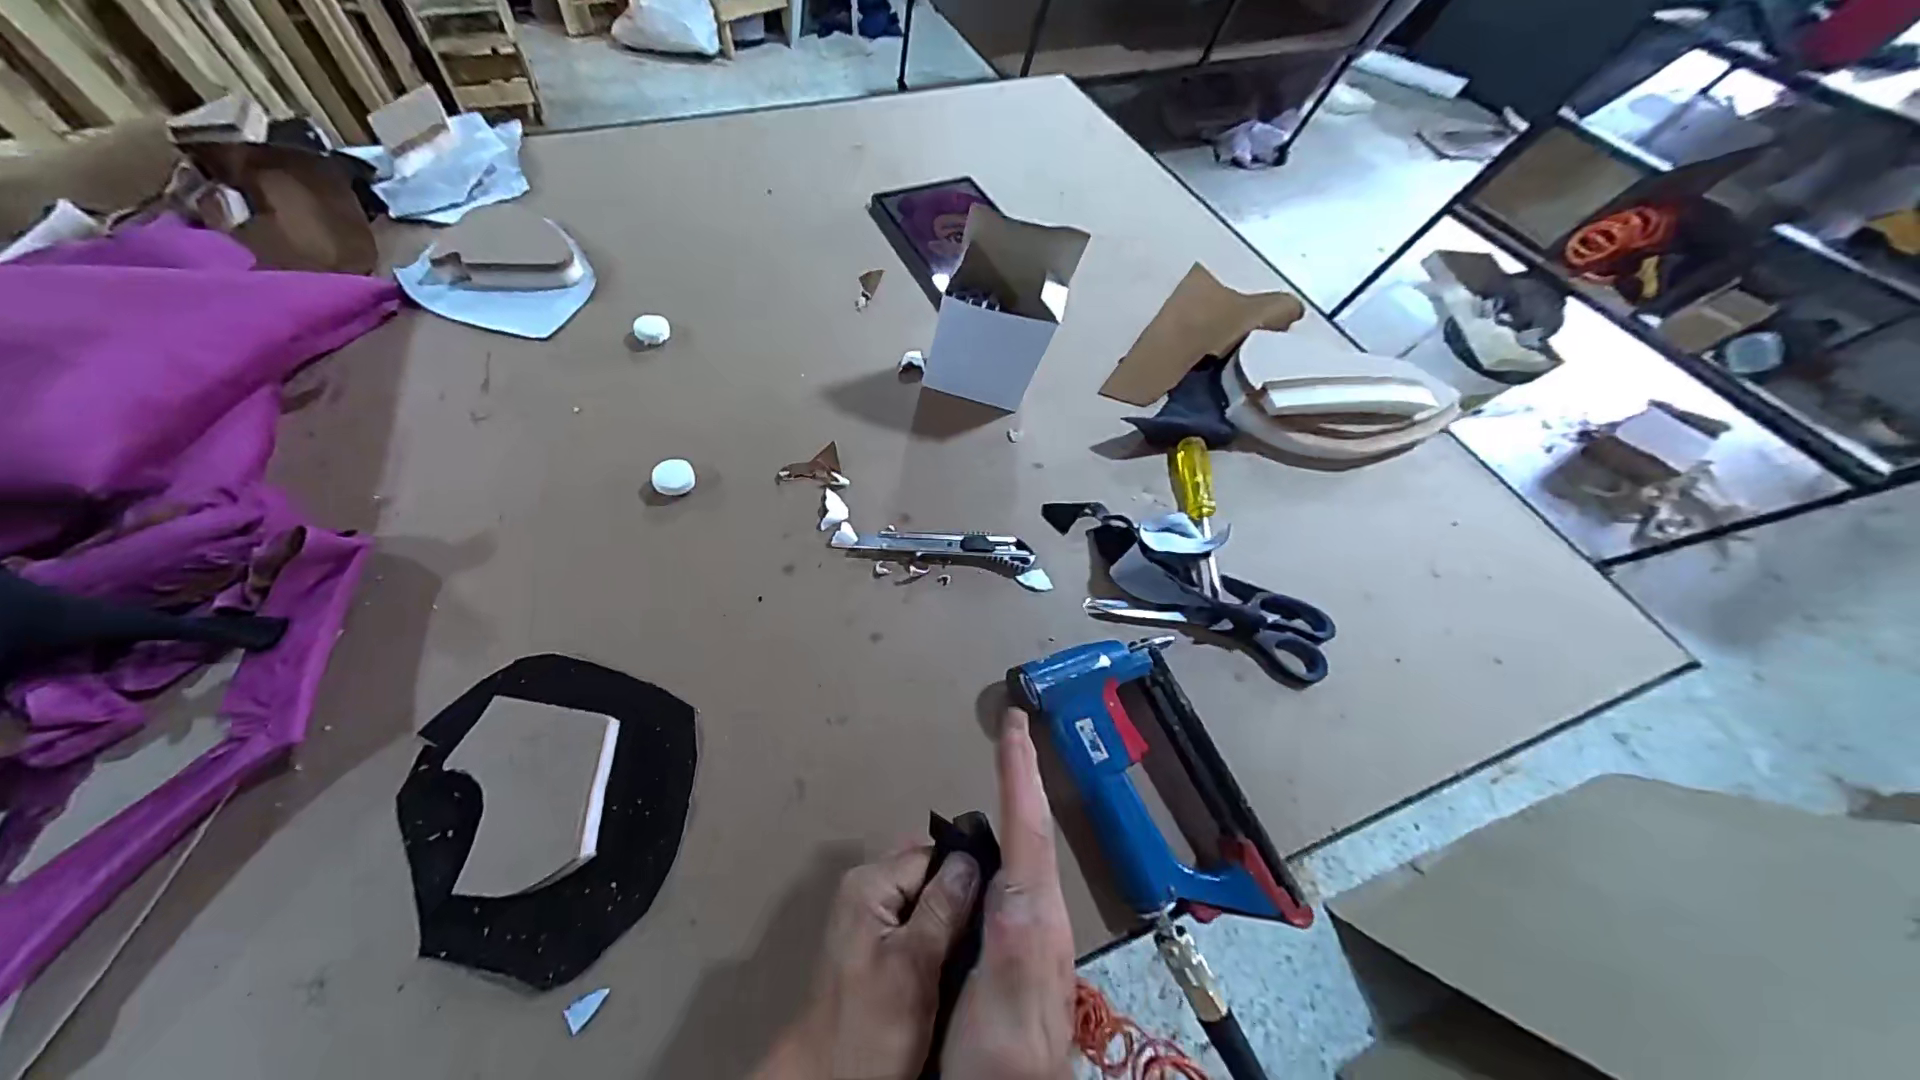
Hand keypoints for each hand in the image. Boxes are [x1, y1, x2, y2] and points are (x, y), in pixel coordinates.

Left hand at [752, 842, 980, 1079]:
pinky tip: (961, 955)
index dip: (968, 873)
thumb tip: (971, 858)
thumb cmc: (868, 1027)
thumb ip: (942, 909)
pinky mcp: (878, 946)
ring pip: (927, 900)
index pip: (932, 855)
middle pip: (929, 874)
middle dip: (962, 894)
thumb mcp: (912, 966)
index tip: (1002, 899)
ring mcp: (871, 918)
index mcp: (869, 884)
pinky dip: (940, 936)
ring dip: (953, 918)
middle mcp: (867, 890)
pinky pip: (919, 923)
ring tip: (983, 938)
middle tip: (996, 921)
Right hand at [942, 708, 1075, 1078]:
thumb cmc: (1002, 1049)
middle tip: (1011, 731)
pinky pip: (1015, 862)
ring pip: (1027, 839)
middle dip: (1024, 772)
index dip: (1021, 770)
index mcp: (1034, 907)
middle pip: (1033, 821)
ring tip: (1007, 763)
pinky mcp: (1017, 936)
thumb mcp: (1008, 988)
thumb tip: (1009, 880)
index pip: (1029, 821)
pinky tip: (996, 833)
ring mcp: (1031, 920)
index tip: (1014, 723)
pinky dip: (1009, 828)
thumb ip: (1013, 935)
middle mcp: (1039, 903)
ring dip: (1019, 794)